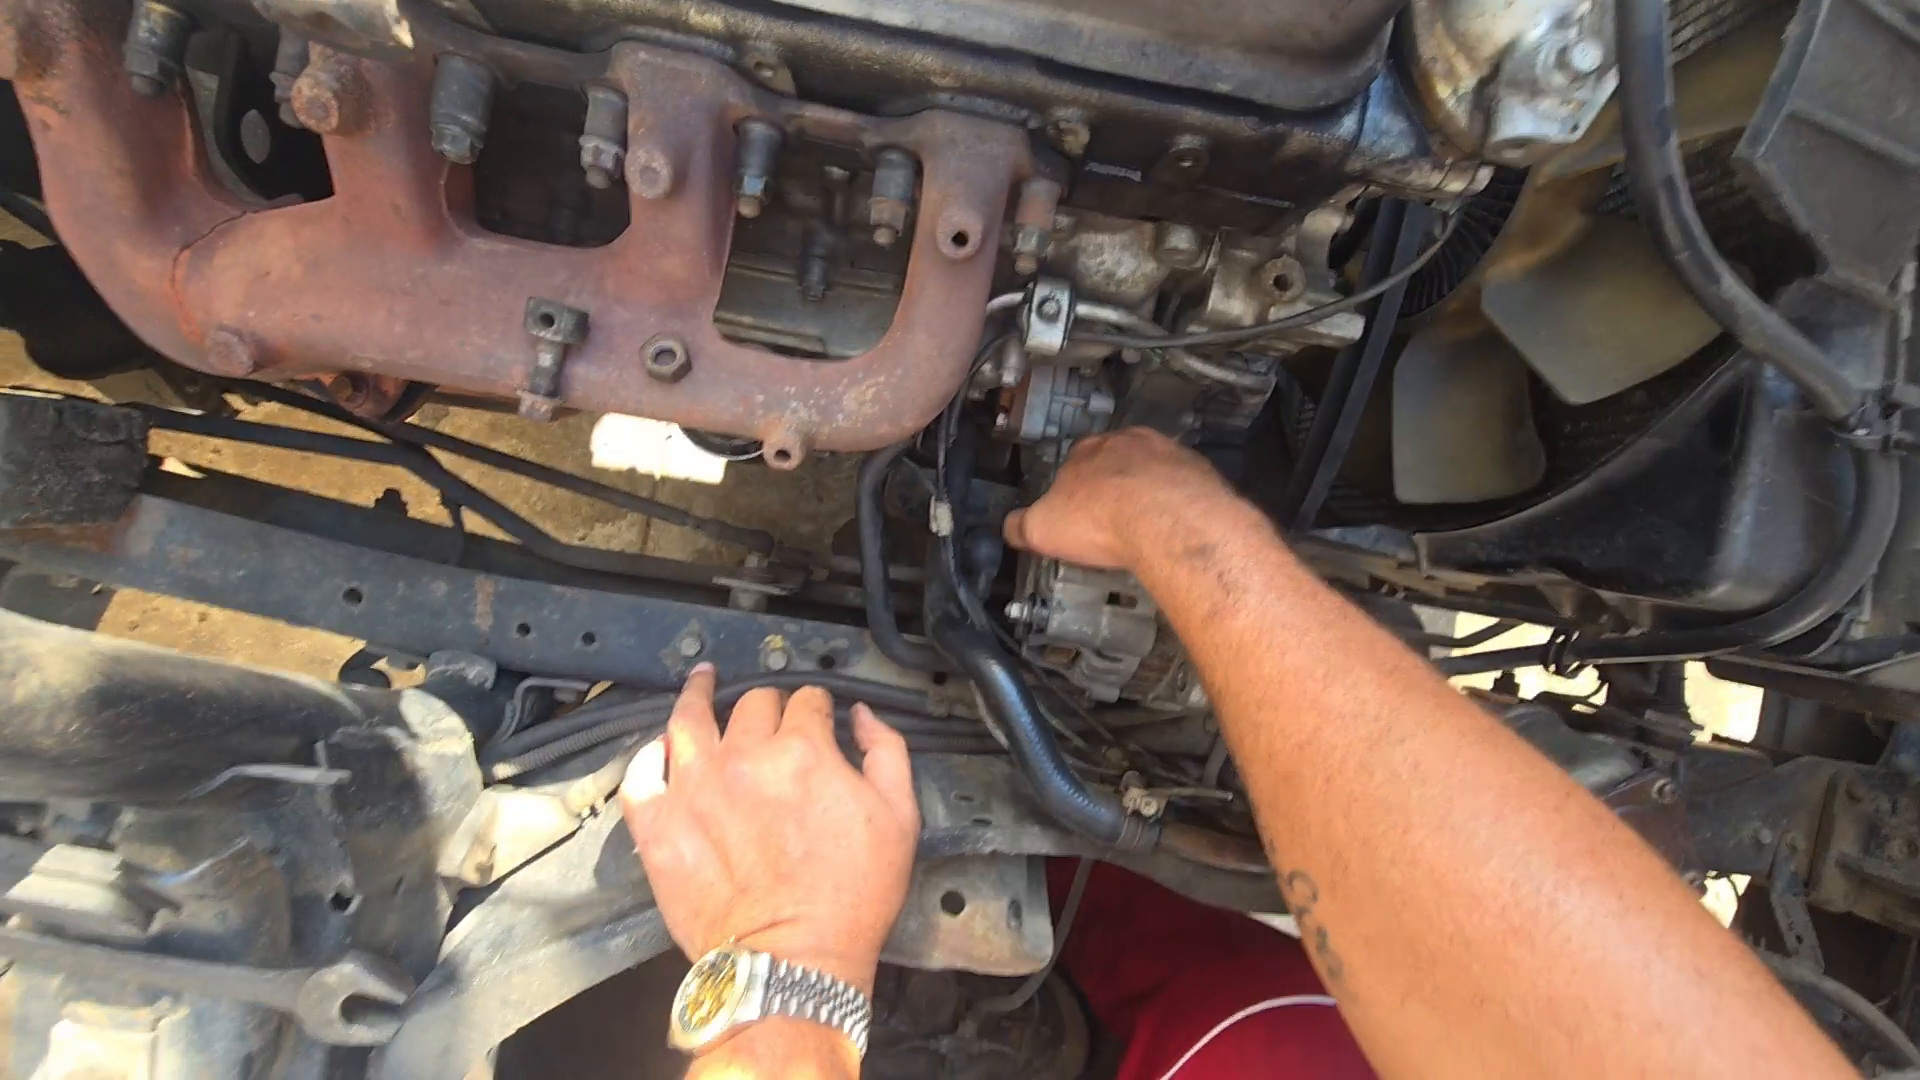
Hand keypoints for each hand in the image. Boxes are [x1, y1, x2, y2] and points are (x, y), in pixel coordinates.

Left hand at [619, 665, 919, 994]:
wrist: (795, 963)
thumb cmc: (853, 892)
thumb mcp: (899, 814)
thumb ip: (886, 749)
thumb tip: (861, 714)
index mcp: (803, 750)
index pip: (807, 701)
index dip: (817, 705)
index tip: (819, 717)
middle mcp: (745, 757)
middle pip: (753, 704)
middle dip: (770, 704)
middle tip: (773, 719)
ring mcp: (695, 788)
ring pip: (688, 719)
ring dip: (699, 695)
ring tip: (702, 681)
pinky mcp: (660, 827)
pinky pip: (640, 775)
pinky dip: (648, 756)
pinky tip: (661, 747)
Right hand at [1003, 427, 1236, 569]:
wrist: (1167, 521)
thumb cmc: (1101, 519)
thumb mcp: (1041, 529)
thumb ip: (1022, 525)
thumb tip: (1011, 527)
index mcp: (1085, 451)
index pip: (1073, 463)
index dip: (1073, 488)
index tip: (1075, 510)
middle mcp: (1126, 442)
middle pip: (1116, 460)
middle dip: (1113, 484)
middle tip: (1110, 517)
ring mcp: (1167, 452)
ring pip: (1153, 468)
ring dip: (1148, 489)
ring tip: (1144, 524)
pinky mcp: (1200, 471)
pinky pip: (1185, 485)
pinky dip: (1179, 501)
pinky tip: (1173, 526)